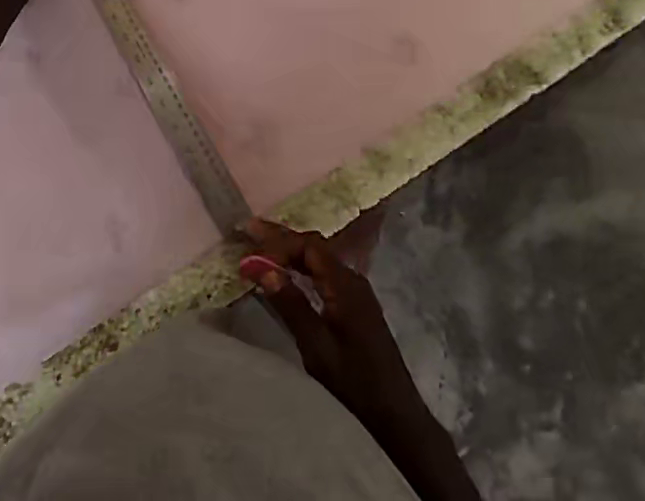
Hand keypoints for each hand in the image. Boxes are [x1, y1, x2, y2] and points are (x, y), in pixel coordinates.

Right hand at [242, 219, 482, 500]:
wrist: (395, 413)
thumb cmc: (353, 380)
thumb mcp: (316, 345)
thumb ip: (289, 303)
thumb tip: (258, 266)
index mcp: (345, 285)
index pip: (309, 246)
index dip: (278, 241)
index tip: (249, 243)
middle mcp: (352, 279)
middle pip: (314, 247)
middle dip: (282, 238)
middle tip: (250, 231)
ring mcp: (356, 291)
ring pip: (319, 258)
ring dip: (291, 250)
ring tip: (262, 246)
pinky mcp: (354, 304)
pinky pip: (324, 272)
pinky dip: (301, 265)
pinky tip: (288, 272)